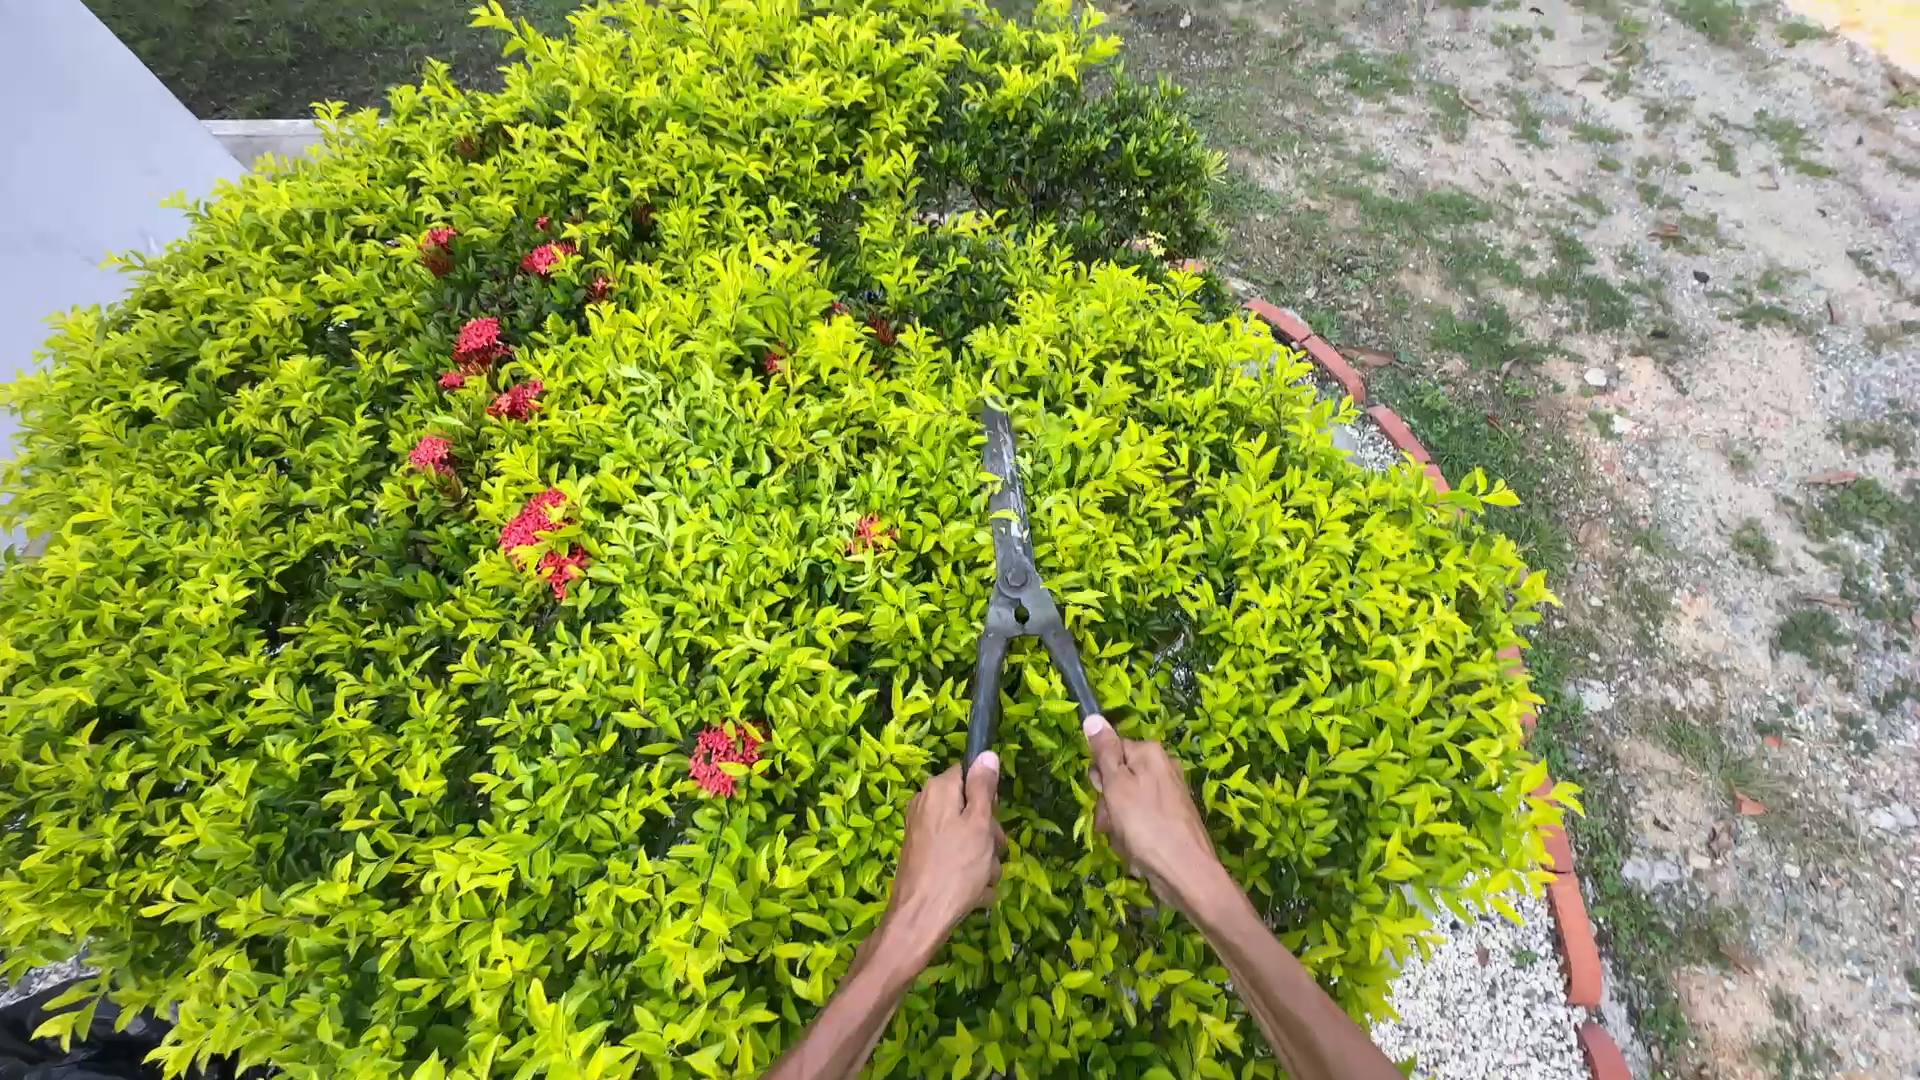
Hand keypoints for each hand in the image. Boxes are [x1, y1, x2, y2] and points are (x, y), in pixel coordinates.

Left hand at [885, 754, 1006, 947]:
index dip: (987, 797)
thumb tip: (987, 753)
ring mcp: (922, 832)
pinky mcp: (922, 856)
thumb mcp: (978, 824)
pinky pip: (954, 856)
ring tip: (982, 880)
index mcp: (939, 789)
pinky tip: (973, 893)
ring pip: (966, 836)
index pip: (970, 774)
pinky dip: (967, 872)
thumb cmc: (955, 868)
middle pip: (969, 808)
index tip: (992, 819)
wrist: (920, 918)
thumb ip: (983, 788)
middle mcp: (926, 804)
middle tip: (991, 855)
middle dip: (988, 834)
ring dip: (982, 859)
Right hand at [1084, 714, 1234, 919]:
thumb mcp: (1117, 785)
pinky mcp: (1172, 819)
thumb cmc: (1147, 825)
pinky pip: (1140, 821)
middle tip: (1112, 822)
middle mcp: (1162, 768)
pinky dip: (1134, 836)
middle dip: (1109, 804)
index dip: (1101, 774)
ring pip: (1126, 804)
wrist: (1187, 873)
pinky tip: (1137, 852)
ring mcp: (1169, 795)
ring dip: (1118, 825)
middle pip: (1118, 778)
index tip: (1102, 793)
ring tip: (1126, 842)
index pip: (1110, 751)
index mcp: (1150, 753)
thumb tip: (1093, 717)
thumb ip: (1104, 752)